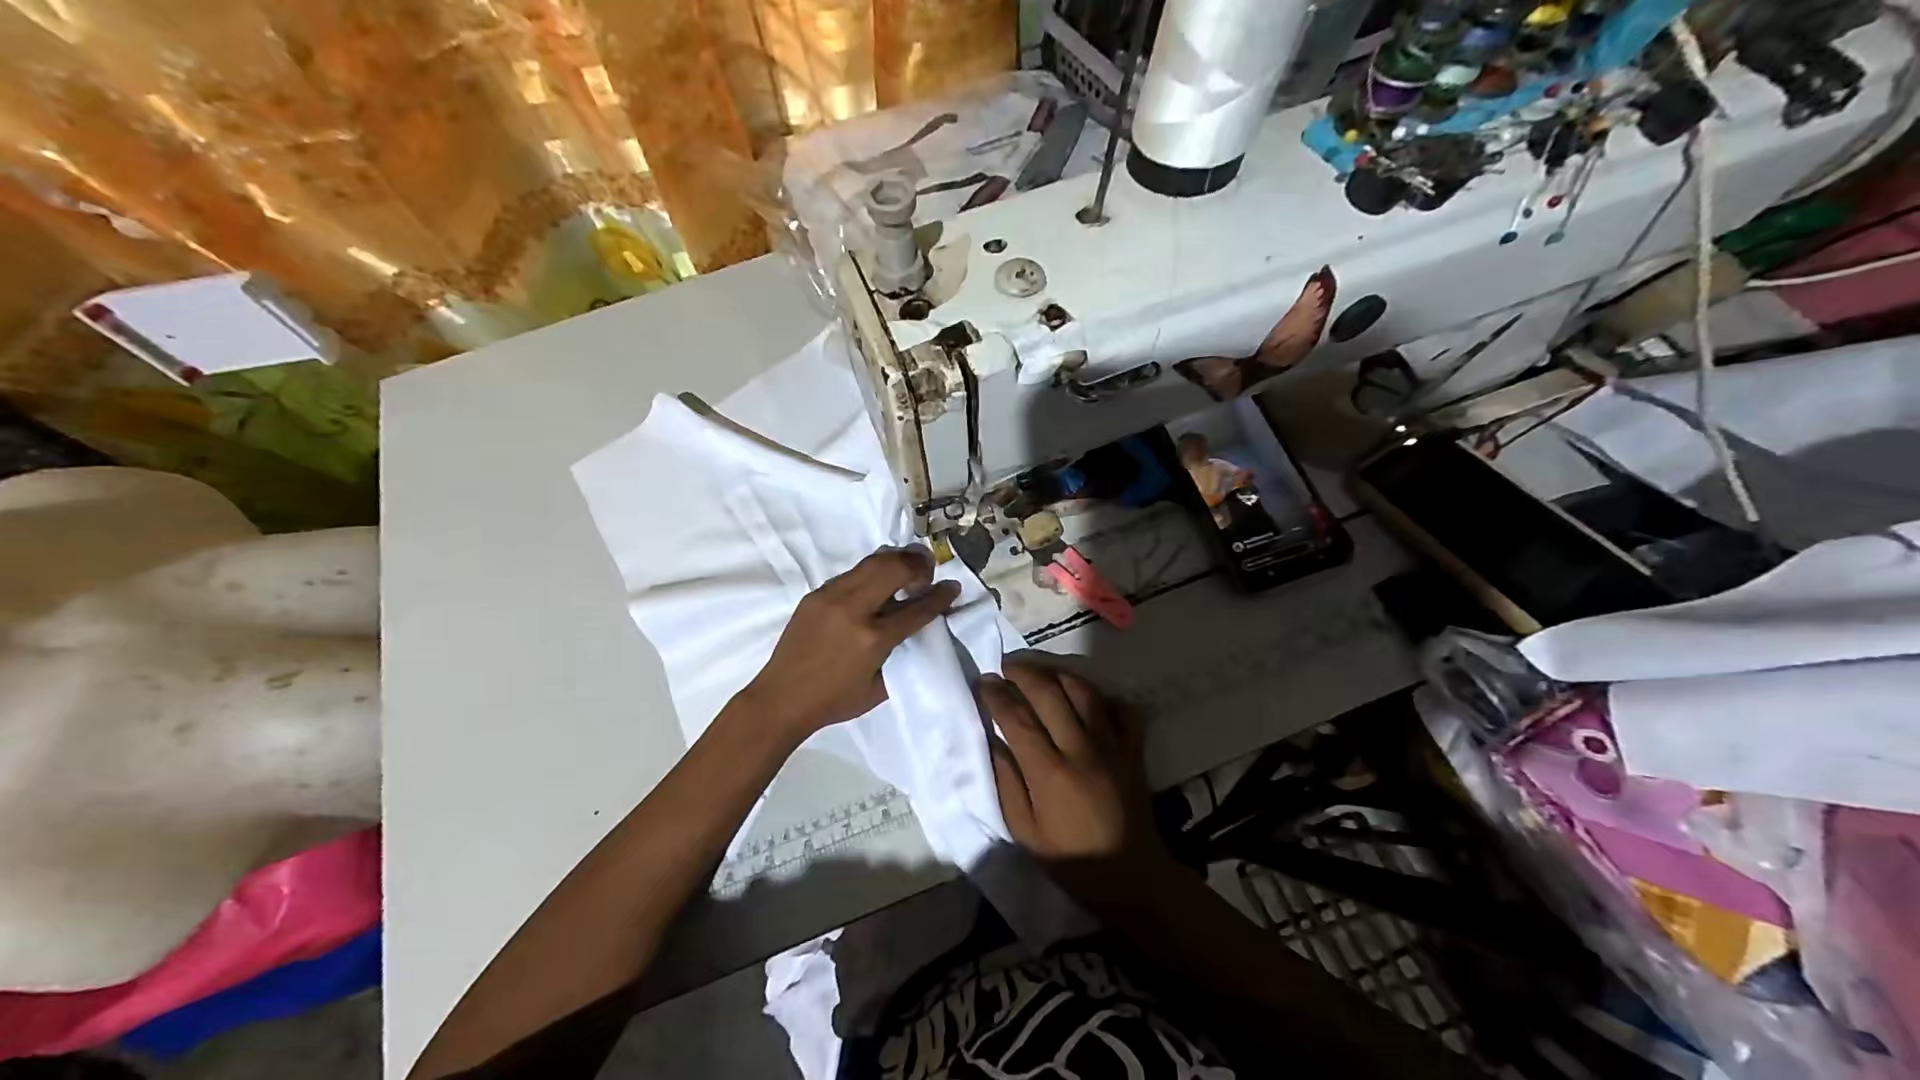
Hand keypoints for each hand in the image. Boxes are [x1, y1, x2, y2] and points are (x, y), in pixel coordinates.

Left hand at [743, 547, 959, 738]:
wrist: (781, 698)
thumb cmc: (834, 701)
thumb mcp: (879, 687)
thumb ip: (901, 654)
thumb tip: (918, 628)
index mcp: (873, 639)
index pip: (917, 608)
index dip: (940, 596)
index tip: (953, 587)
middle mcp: (854, 610)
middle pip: (895, 568)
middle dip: (919, 563)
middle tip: (928, 571)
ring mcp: (831, 597)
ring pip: (872, 562)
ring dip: (896, 561)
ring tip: (907, 568)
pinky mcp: (815, 594)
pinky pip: (852, 573)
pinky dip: (871, 572)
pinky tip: (877, 583)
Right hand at [981, 658, 1168, 867]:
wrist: (1130, 877)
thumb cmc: (1069, 859)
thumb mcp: (1023, 831)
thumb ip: (1005, 781)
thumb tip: (992, 740)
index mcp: (1050, 773)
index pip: (1017, 718)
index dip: (996, 694)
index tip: (982, 682)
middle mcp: (1082, 750)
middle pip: (1049, 693)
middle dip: (1023, 672)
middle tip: (1005, 666)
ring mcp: (1113, 746)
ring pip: (1085, 691)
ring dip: (1058, 674)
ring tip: (1038, 671)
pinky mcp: (1134, 749)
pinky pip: (1123, 708)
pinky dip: (1104, 695)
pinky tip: (1085, 695)